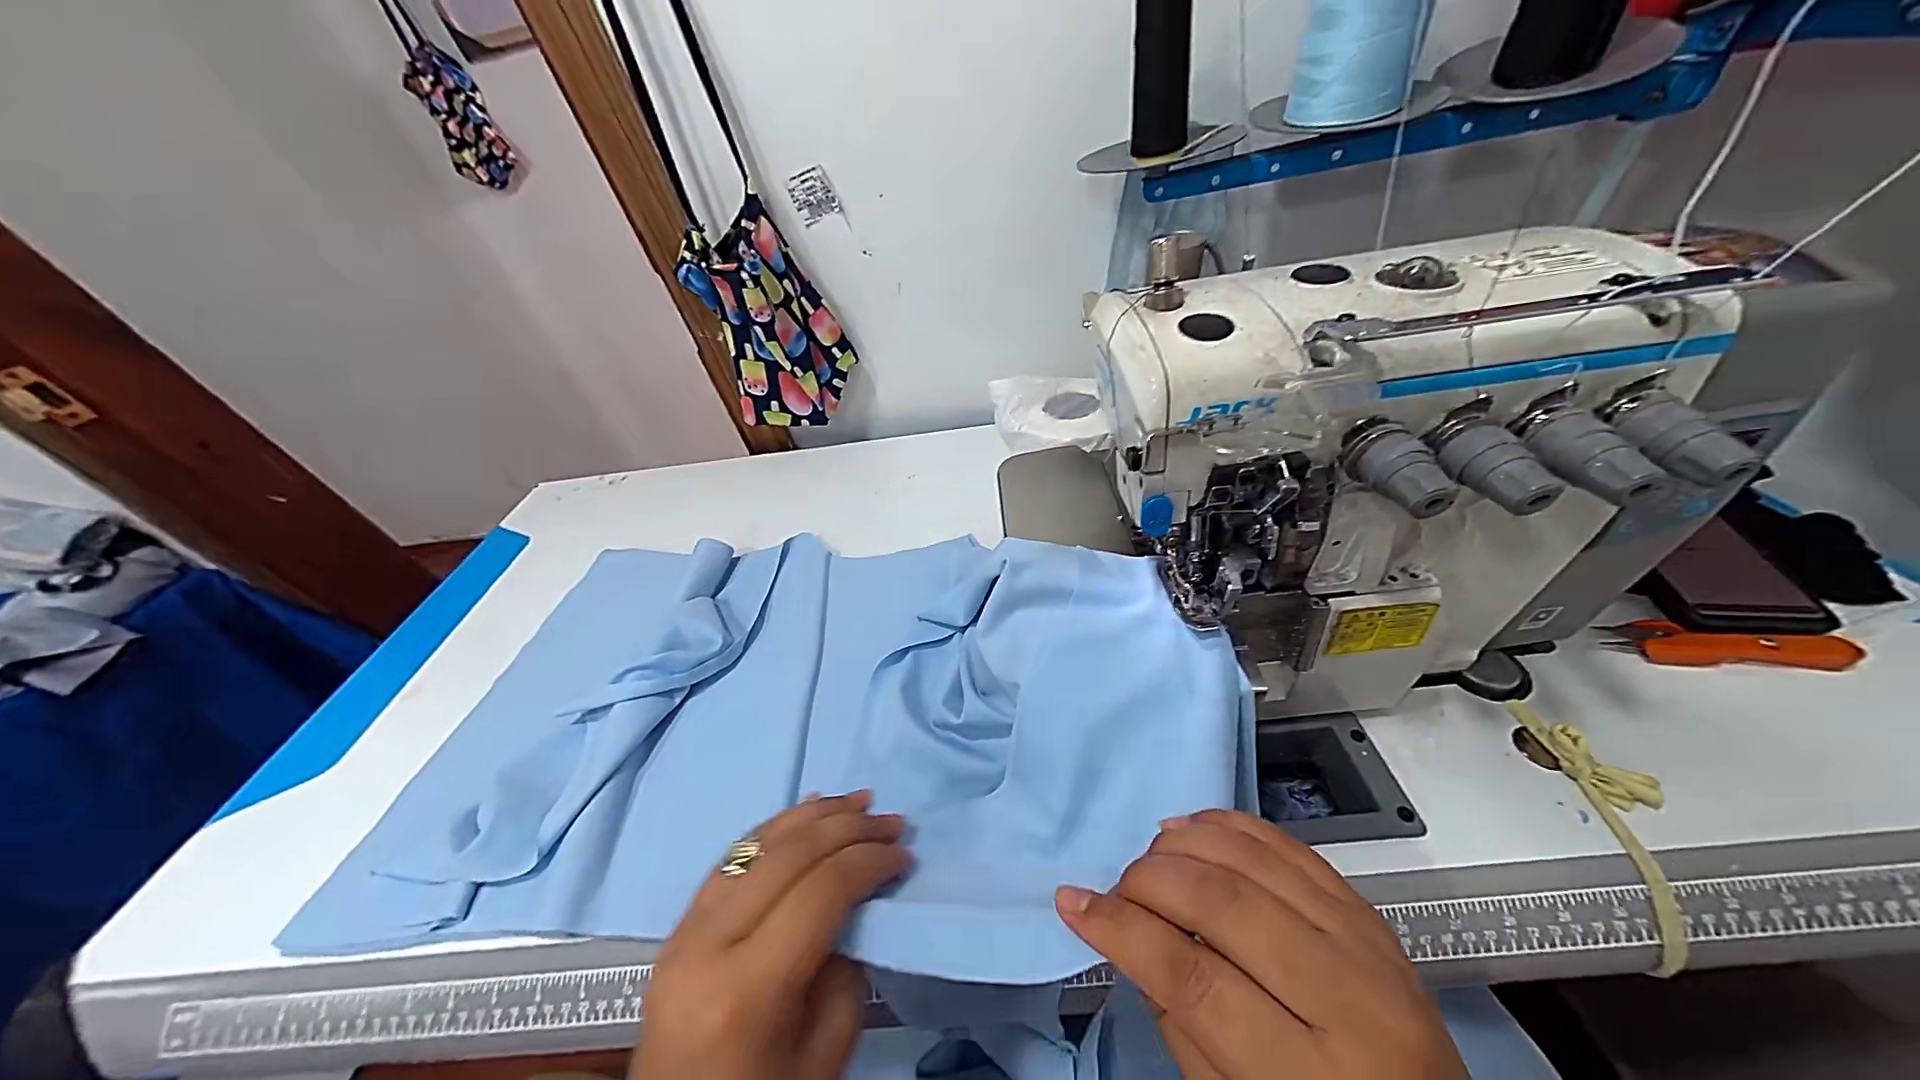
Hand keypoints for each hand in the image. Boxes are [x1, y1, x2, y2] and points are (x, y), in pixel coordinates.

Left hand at [631, 791, 908, 1079]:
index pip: (820, 891)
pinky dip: (775, 830)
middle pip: (788, 857)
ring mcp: (684, 932)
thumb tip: (860, 902)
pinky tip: (805, 814)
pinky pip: (732, 860)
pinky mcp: (678, 928)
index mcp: (747, 988)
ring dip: (813, 817)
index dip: (869, 863)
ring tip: (858, 802)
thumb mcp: (826, 1054)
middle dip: (848, 828)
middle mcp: (707, 945)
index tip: (905, 857)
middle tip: (892, 822)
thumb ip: (847, 969)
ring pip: (756, 845)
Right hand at [1055, 809, 1466, 1079]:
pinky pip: (1289, 846)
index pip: (1195, 979)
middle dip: (1150, 882)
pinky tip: (1191, 827)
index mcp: (1312, 1075)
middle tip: (1117, 888)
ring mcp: (1367, 945)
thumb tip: (1128, 931)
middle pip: (1225, 905)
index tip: (1073, 902)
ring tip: (1150, 856)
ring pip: (1256, 861)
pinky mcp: (1369, 912)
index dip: (1123, 931)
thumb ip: (1178, 1018)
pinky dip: (1231, 825)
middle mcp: (1351, 1000)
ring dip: (1186, 843)